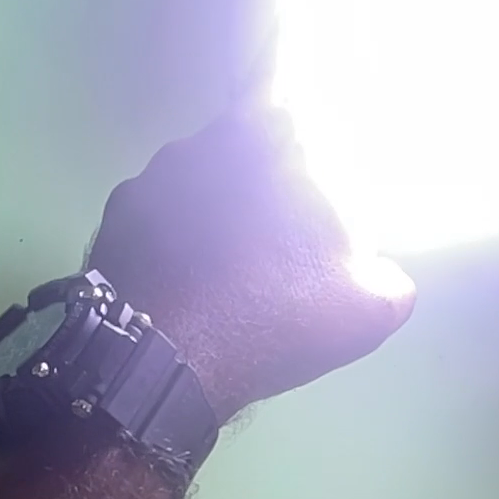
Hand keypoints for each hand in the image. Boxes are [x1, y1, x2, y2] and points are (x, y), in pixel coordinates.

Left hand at [86, 109, 415, 422]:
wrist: (161, 363)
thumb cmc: (269, 323)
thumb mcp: (365, 311)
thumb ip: (388, 277)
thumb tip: (376, 272)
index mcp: (274, 137)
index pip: (305, 135)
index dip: (306, 185)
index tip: (303, 229)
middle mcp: (202, 140)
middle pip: (243, 165)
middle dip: (255, 202)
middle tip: (262, 262)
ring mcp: (147, 178)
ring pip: (193, 192)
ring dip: (206, 223)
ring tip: (212, 282)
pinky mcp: (109, 220)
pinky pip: (150, 225)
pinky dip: (163, 247)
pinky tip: (174, 286)